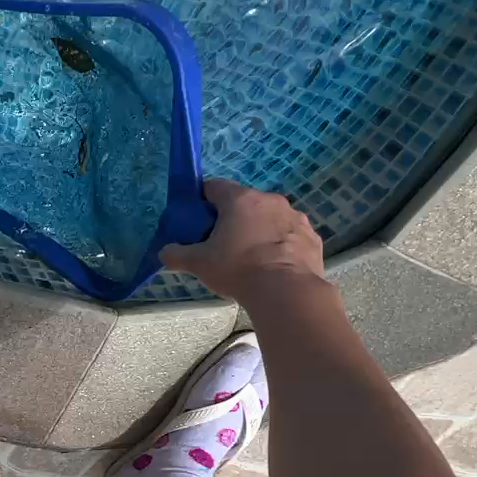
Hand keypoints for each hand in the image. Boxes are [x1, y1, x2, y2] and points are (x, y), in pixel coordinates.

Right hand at [162, 178, 326, 302]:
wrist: (286, 291)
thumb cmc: (237, 269)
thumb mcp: (198, 264)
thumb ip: (176, 254)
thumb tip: (164, 252)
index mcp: (240, 201)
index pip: (215, 186)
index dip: (202, 198)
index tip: (196, 215)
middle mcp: (270, 201)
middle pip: (244, 202)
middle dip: (231, 217)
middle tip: (220, 241)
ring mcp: (295, 217)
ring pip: (269, 218)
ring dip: (258, 229)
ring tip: (249, 256)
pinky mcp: (312, 236)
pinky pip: (289, 234)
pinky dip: (279, 244)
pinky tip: (271, 265)